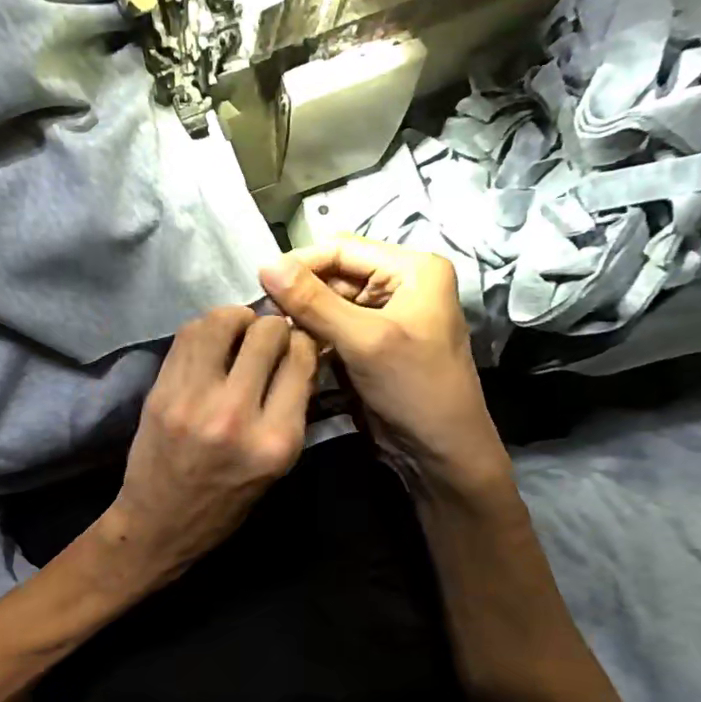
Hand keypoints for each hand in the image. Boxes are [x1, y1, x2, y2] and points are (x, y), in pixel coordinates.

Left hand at [105, 306, 318, 576]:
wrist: (159, 523)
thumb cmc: (226, 502)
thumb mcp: (277, 465)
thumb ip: (292, 407)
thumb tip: (300, 350)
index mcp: (276, 441)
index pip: (301, 359)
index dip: (302, 342)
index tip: (295, 345)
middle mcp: (237, 414)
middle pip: (267, 333)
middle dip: (272, 328)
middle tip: (265, 339)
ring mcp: (193, 399)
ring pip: (223, 321)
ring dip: (236, 320)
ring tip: (236, 334)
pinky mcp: (161, 391)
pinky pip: (189, 334)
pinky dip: (206, 329)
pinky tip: (210, 343)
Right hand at [259, 235, 507, 491]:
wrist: (441, 452)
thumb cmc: (414, 388)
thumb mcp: (363, 340)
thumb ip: (313, 301)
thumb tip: (264, 265)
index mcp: (412, 269)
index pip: (342, 249)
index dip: (299, 263)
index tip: (259, 283)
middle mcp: (399, 284)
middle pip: (333, 274)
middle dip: (298, 292)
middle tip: (260, 312)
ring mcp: (384, 315)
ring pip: (327, 302)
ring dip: (301, 316)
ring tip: (270, 331)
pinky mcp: (369, 344)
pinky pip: (331, 327)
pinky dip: (310, 335)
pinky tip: (288, 347)